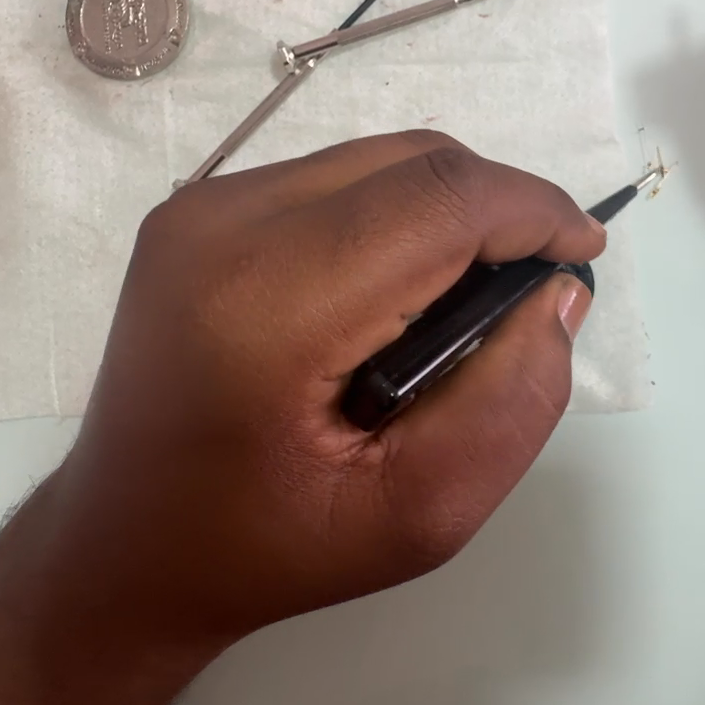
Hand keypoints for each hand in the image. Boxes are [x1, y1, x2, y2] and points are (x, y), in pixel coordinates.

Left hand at [0, 133, 601, 704]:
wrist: (122, 545)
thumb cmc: (268, 546)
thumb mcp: (418, 518)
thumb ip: (511, 406)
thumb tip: (555, 297)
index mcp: (268, 307)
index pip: (438, 203)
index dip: (531, 209)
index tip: (583, 248)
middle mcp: (223, 227)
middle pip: (415, 162)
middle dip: (502, 203)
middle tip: (535, 274)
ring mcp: (202, 206)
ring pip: (382, 157)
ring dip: (453, 204)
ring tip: (476, 280)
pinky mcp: (201, 206)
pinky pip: (341, 175)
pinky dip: (401, 207)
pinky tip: (408, 274)